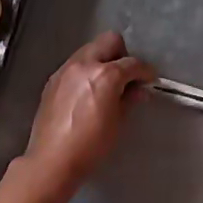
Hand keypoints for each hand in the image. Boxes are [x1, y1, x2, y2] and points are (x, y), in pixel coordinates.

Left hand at [22, 31, 154, 190]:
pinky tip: (86, 94)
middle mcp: (83, 64)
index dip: (146, 72)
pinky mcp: (52, 81)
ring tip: (105, 86)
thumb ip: (129, 100)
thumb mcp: (117, 123)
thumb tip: (139, 90)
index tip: (150, 81)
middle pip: (109, 41)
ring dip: (102, 61)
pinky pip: (74, 66)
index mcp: (105, 74)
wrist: (52, 160)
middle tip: (126, 78)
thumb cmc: (91, 146)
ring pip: (89, 50)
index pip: (132, 63)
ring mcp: (65, 70)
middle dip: (122, 55)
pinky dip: (85, 72)